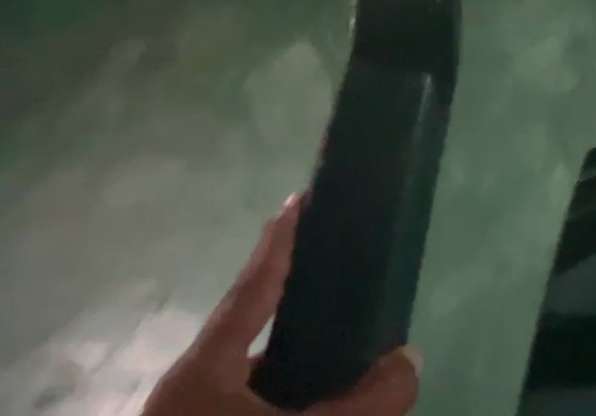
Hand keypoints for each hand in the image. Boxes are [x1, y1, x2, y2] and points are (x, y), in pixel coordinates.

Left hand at [142, 195, 420, 415]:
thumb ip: (369, 401)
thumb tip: (408, 361)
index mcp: (202, 374)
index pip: (251, 290)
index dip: (279, 243)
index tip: (300, 199)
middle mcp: (187, 393)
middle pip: (254, 337)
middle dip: (305, 316)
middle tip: (352, 295)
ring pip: (256, 385)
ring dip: (301, 374)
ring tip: (350, 367)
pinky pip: (252, 408)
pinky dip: (289, 401)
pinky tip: (325, 404)